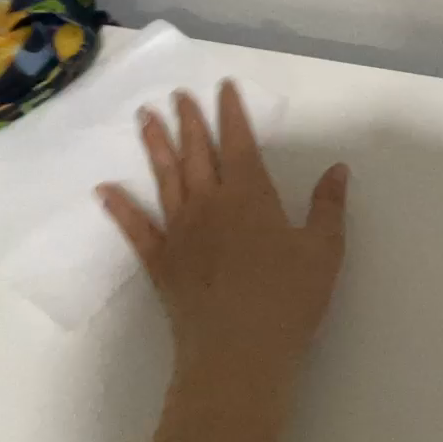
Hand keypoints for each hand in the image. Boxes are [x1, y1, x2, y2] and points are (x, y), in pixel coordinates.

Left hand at [98, 80, 348, 385]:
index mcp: (249, 194)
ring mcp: (180, 232)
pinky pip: (136, 230)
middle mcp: (210, 203)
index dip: (230, 112)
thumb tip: (338, 167)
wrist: (238, 355)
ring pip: (165, 178)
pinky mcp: (161, 263)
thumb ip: (328, 205)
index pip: (238, 140)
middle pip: (196, 152)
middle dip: (188, 120)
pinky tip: (104, 190)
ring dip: (155, 146)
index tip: (222, 87)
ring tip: (145, 117)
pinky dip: (120, 209)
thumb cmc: (287, 298)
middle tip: (177, 94)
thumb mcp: (324, 249)